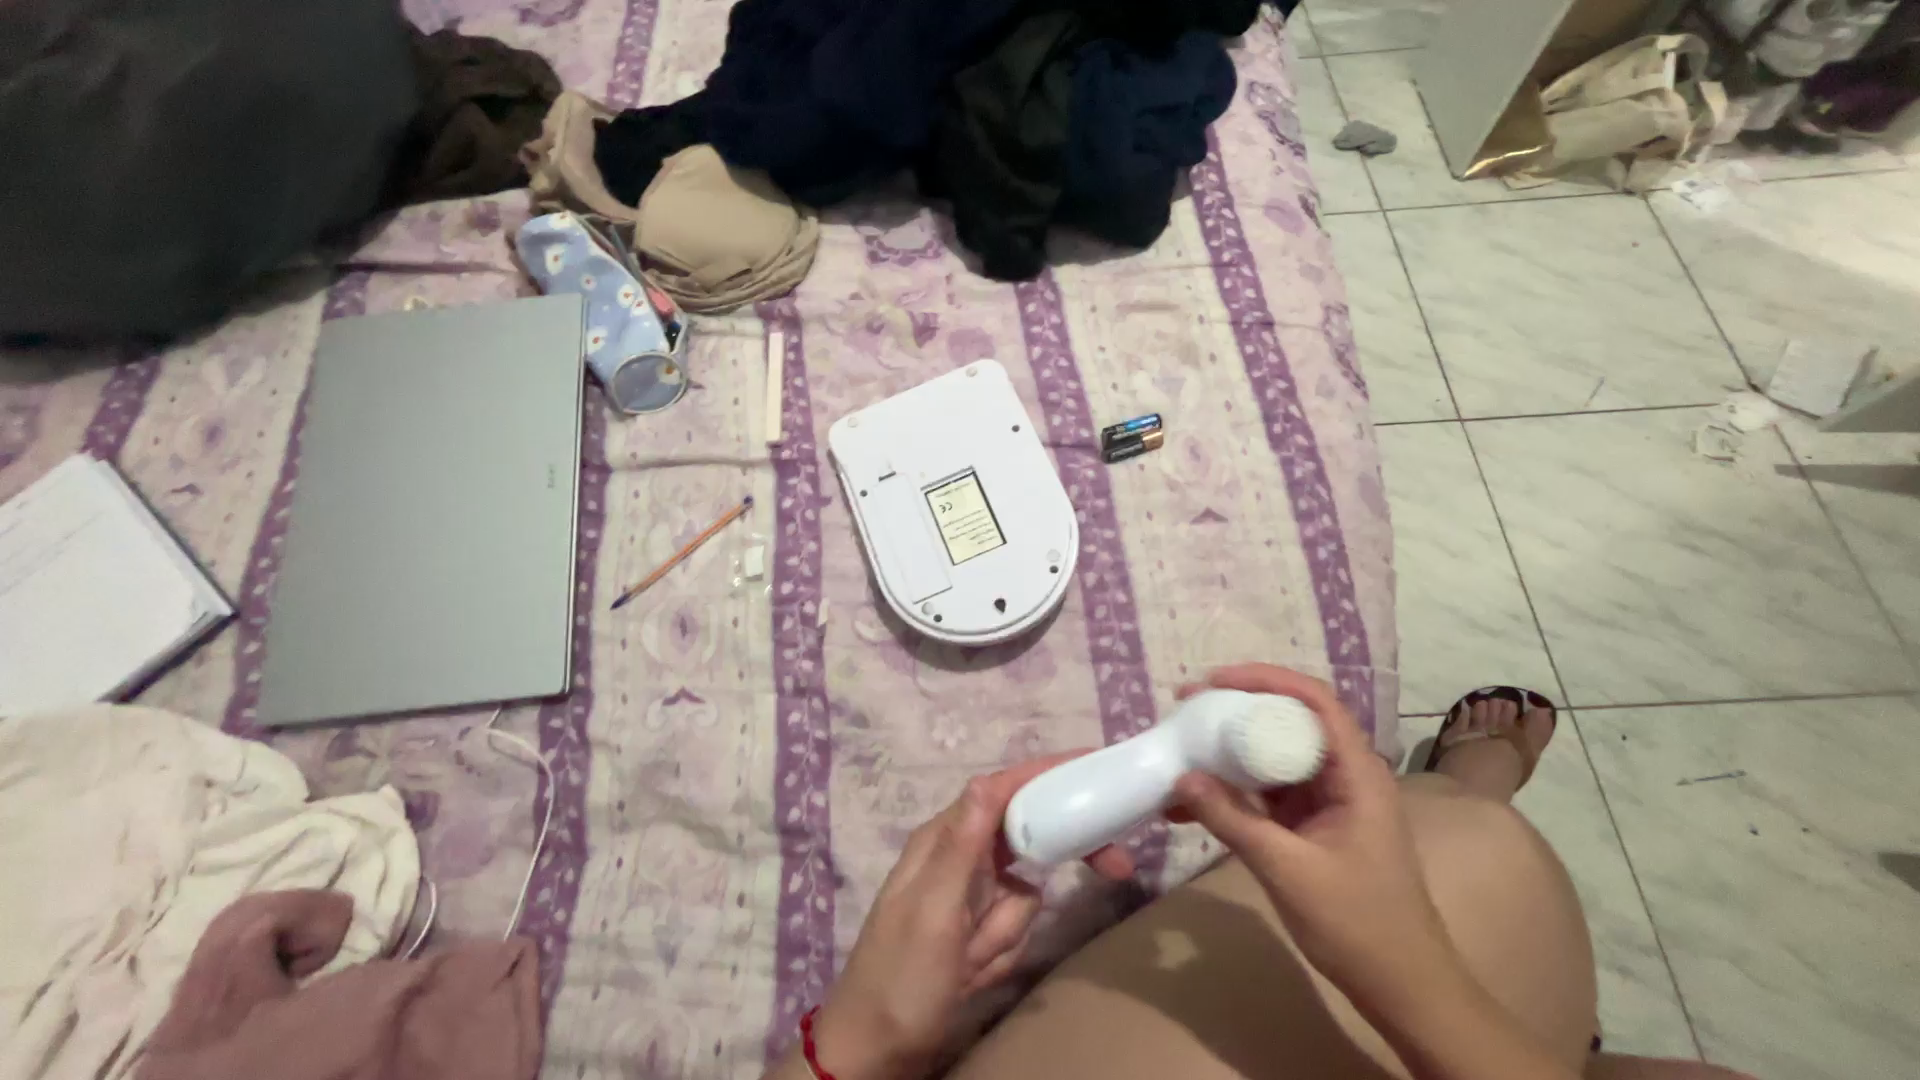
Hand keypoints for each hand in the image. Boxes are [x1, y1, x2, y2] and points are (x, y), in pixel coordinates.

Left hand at [810, 754, 1134, 1079]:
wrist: (877, 1049)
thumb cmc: (903, 977)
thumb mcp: (933, 911)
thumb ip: (962, 844)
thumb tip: (987, 778)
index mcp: (942, 839)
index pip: (1002, 789)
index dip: (1047, 773)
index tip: (1094, 764)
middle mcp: (957, 855)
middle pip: (1025, 835)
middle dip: (1051, 862)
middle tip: (1115, 868)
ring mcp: (968, 893)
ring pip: (1024, 891)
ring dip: (1007, 929)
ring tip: (972, 958)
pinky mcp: (977, 926)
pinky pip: (1014, 924)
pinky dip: (1002, 948)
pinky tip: (974, 971)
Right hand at [1171, 665, 1464, 1018]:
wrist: (1401, 986)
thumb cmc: (1357, 923)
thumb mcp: (1287, 869)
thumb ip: (1232, 820)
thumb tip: (1181, 778)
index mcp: (1356, 773)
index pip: (1313, 700)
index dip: (1265, 679)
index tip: (1213, 682)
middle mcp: (1343, 775)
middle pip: (1289, 720)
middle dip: (1236, 709)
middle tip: (1185, 709)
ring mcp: (1327, 800)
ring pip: (1274, 754)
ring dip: (1229, 749)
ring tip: (1182, 746)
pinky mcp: (1311, 824)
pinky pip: (1267, 790)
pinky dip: (1232, 788)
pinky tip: (1194, 798)